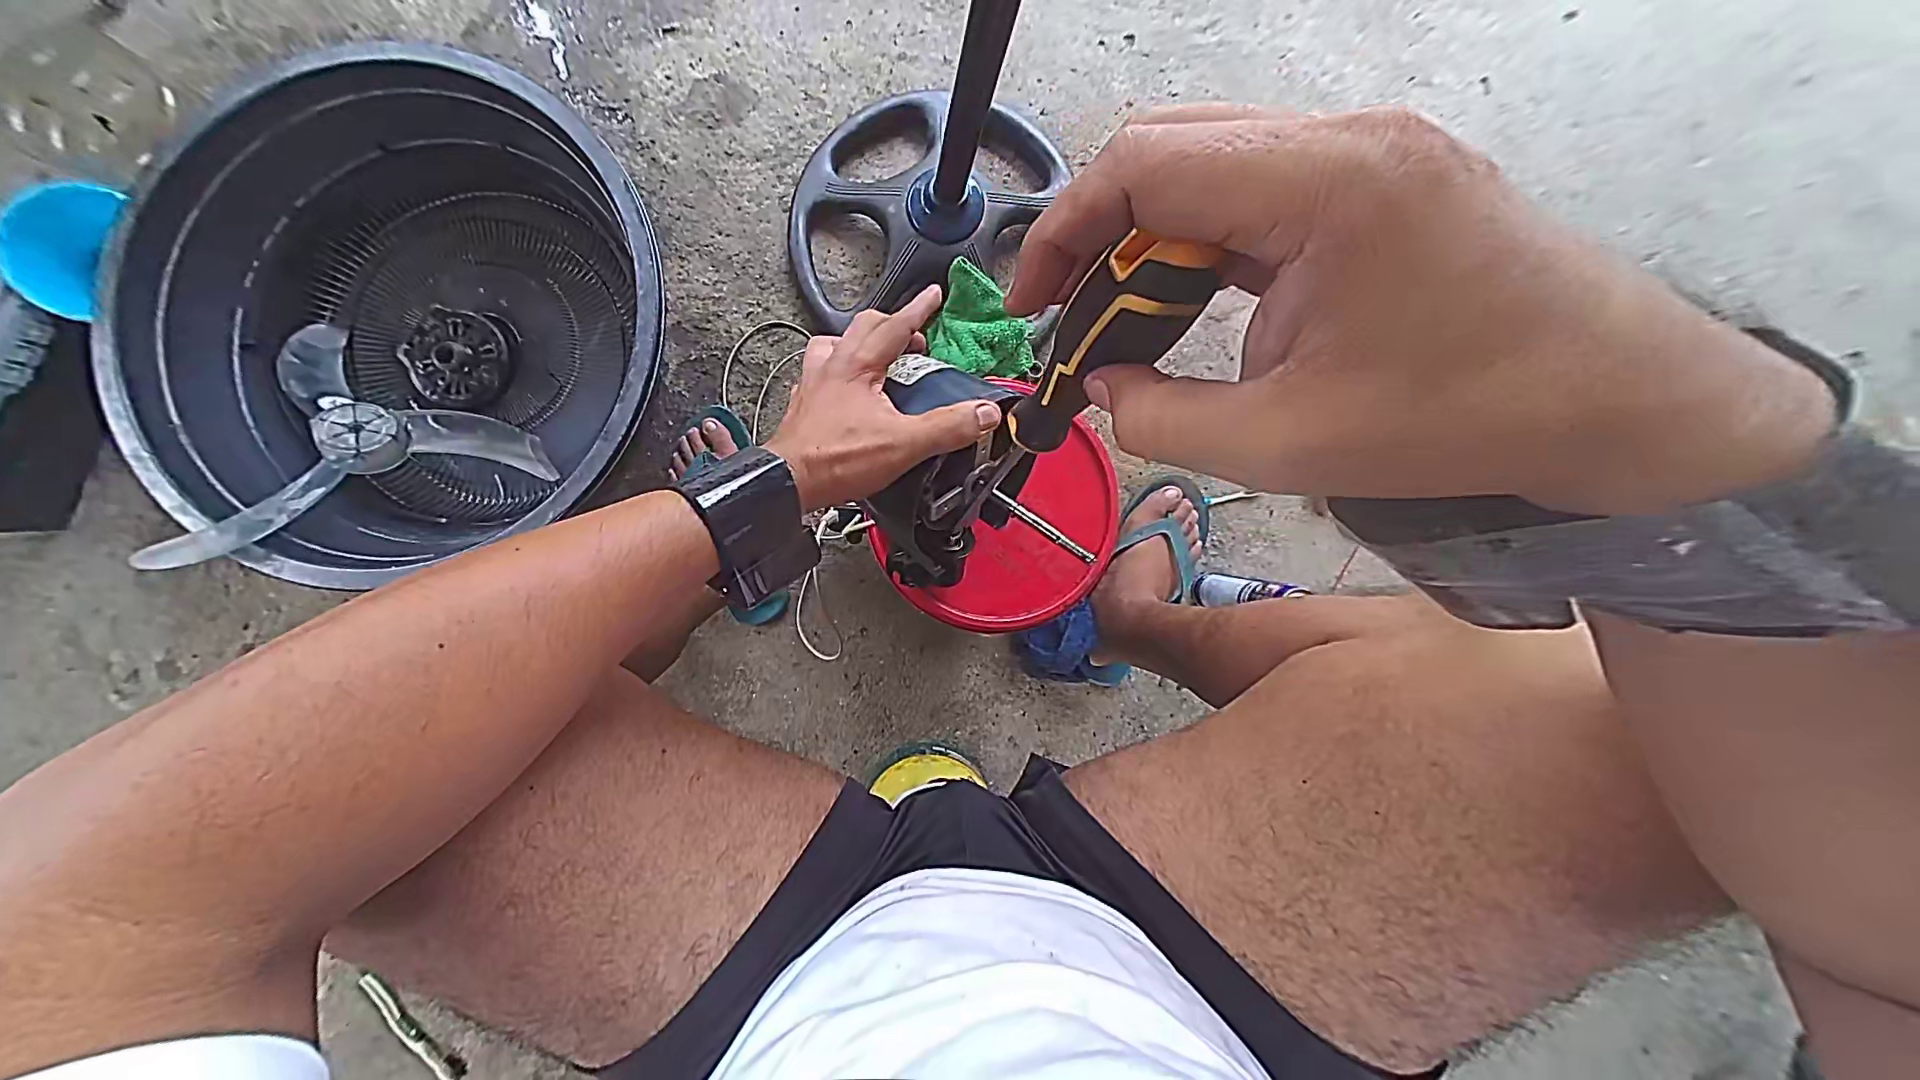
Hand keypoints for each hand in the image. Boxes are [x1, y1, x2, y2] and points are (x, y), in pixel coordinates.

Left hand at [764, 284, 1001, 510]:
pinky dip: (838, 371)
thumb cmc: (834, 461)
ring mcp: (813, 385)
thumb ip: (947, 427)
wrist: (787, 483)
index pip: (894, 325)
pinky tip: (846, 389)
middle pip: (863, 327)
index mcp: (856, 366)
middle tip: (914, 337)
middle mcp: (831, 367)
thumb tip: (983, 414)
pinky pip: (820, 373)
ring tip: (878, 356)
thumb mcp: (903, 444)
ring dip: (859, 343)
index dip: (918, 309)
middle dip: (893, 325)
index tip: (932, 296)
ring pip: (835, 345)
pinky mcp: (803, 406)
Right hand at [1008, 105, 1837, 514]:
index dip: (1064, 231)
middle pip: (1167, 148)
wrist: (1616, 403)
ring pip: (1202, 166)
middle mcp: (1341, 142)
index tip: (1030, 305)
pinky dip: (1191, 247)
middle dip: (1093, 234)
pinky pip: (1247, 196)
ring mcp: (1360, 157)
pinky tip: (1177, 305)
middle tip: (1061, 316)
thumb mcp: (1278, 445)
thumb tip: (1099, 387)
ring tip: (1111, 320)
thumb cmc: (1454, 424)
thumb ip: (1160, 418)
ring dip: (1140, 241)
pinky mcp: (1367, 187)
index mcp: (1324, 185)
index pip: (1145, 164)